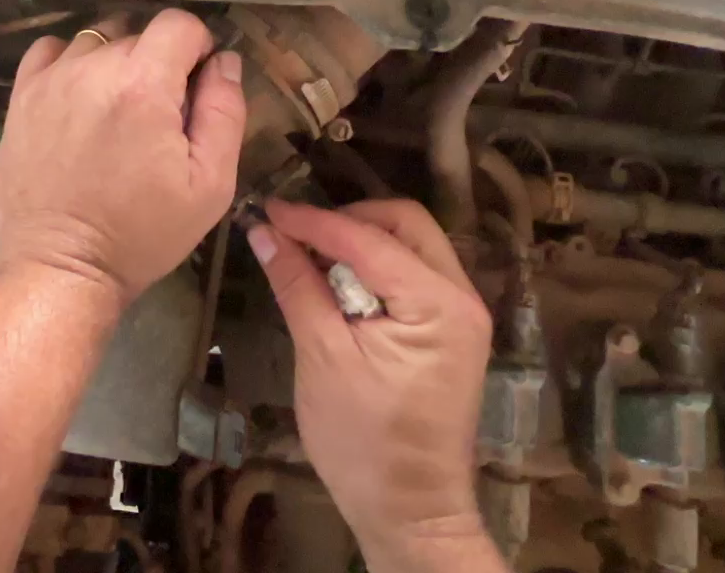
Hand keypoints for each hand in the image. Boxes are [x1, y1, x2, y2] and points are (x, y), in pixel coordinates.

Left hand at [0, 8, 247, 306]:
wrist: (60, 268)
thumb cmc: (142, 233)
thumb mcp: (210, 185)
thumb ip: (225, 112)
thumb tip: (224, 60)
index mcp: (143, 85)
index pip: (180, 23)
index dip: (198, 48)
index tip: (196, 85)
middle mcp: (93, 67)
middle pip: (139, 32)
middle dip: (159, 61)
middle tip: (160, 113)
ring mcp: (51, 78)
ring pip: (98, 38)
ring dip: (116, 60)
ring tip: (118, 106)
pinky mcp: (21, 95)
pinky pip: (52, 50)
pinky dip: (71, 60)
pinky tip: (80, 94)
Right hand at [247, 198, 504, 572]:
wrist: (409, 514)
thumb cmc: (363, 442)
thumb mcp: (322, 357)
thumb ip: (297, 285)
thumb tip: (264, 231)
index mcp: (437, 305)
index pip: (368, 238)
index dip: (313, 220)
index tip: (267, 210)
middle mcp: (460, 297)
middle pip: (403, 223)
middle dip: (346, 220)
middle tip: (298, 235)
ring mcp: (460, 313)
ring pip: (409, 242)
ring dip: (359, 239)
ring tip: (311, 256)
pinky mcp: (448, 328)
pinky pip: (410, 271)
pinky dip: (372, 264)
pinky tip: (337, 280)